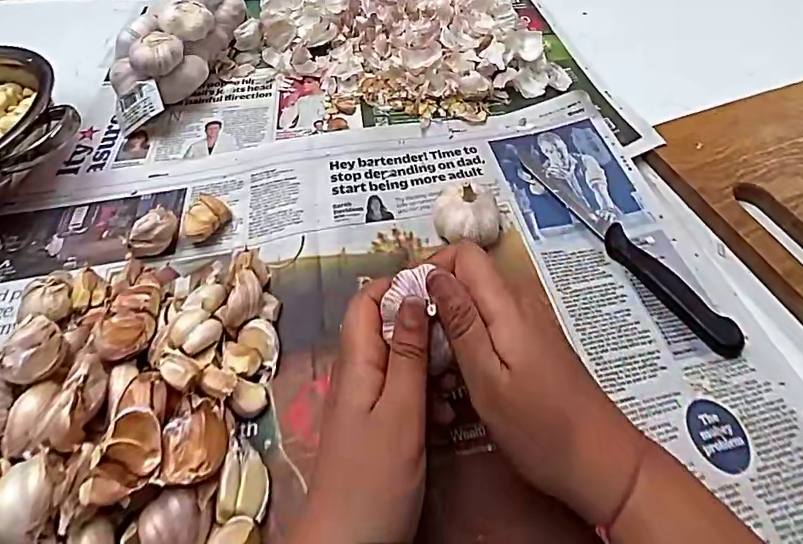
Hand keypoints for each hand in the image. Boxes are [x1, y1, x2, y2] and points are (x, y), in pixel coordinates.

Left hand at [296, 276, 430, 543]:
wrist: (347, 542)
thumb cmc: (374, 478)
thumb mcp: (399, 413)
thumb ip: (406, 355)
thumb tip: (410, 297)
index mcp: (355, 359)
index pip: (366, 299)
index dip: (396, 284)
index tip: (435, 284)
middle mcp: (354, 370)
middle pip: (382, 325)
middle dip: (419, 324)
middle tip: (455, 334)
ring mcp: (362, 397)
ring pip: (395, 358)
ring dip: (425, 362)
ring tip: (455, 377)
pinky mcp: (373, 422)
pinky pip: (398, 389)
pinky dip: (422, 391)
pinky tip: (444, 411)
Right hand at [426, 242, 649, 527]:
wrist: (606, 467)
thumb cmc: (542, 430)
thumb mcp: (488, 381)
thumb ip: (460, 322)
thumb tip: (433, 276)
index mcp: (507, 304)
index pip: (462, 252)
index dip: (431, 266)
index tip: (412, 300)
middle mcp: (521, 300)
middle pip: (468, 270)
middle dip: (437, 293)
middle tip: (421, 333)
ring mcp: (531, 317)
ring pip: (478, 293)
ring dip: (452, 313)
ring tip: (440, 353)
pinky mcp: (534, 335)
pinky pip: (492, 313)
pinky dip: (472, 329)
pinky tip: (466, 363)